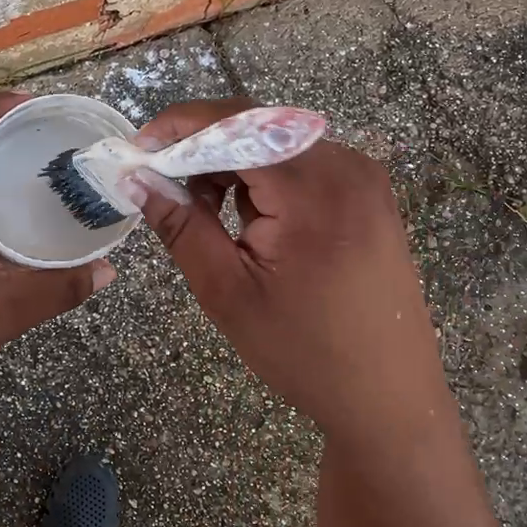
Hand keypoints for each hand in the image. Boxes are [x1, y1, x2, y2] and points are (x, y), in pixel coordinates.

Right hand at [128, 99, 451, 439]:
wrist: (390, 402)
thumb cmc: (305, 352)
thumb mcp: (227, 291)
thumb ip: (180, 225)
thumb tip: (136, 178)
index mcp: (315, 191)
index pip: (235, 124)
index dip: (179, 125)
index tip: (137, 149)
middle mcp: (346, 168)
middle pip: (255, 127)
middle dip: (200, 146)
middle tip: (162, 183)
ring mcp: (363, 179)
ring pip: (275, 142)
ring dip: (230, 163)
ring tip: (206, 214)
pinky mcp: (367, 195)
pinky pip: (300, 162)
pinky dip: (262, 177)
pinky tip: (248, 220)